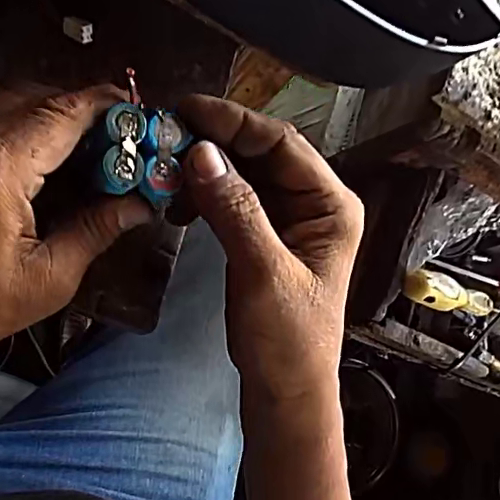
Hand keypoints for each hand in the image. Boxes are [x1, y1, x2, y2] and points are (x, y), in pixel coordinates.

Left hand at [0, 84, 150, 399]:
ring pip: (12, 104)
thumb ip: (96, 230)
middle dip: (83, 108)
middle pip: (35, 98)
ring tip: (95, 144)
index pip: (58, 116)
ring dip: (56, 114)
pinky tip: (57, 156)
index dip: (102, 106)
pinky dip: (31, 126)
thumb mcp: (51, 276)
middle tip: (122, 134)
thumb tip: (139, 205)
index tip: (137, 110)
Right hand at [177, 94, 363, 402]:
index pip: (282, 145)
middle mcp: (314, 206)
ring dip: (207, 168)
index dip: (234, 122)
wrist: (285, 390)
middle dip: (216, 141)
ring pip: (245, 176)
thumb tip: (202, 154)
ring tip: (167, 166)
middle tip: (167, 131)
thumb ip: (236, 211)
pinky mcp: (265, 239)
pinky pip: (235, 202)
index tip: (187, 109)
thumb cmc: (288, 341)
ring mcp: (290, 223)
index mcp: (331, 207)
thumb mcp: (264, 273)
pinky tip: (181, 199)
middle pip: (263, 154)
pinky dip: (207, 195)